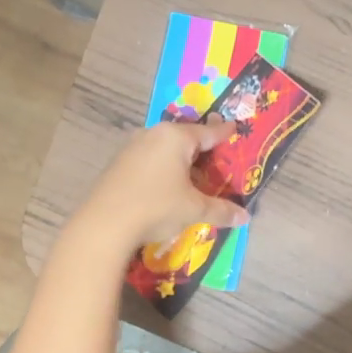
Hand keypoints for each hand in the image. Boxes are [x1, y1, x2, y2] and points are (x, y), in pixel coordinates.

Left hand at [69, 121, 249, 249]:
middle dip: (202, 148)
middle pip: (185, 137)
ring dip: (181, 160)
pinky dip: (164, 168)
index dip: (224, 133)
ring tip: (193, 175)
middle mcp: (154, 134)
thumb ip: (221, 210)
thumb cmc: (157, 207)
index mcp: (176, 137)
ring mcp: (133, 147)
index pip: (208, 132)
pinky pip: (150, 159)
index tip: (234, 129)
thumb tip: (245, 216)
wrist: (106, 223)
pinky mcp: (119, 163)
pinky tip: (167, 185)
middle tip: (216, 158)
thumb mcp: (194, 210)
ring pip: (165, 148)